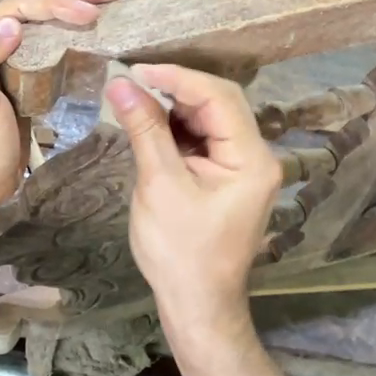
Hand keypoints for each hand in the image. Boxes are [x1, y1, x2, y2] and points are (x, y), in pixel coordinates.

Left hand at [0, 0, 124, 223]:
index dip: (54, 5)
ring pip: (44, 28)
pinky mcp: (24, 81)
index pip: (17, 9)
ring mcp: (7, 63)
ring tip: (111, 0)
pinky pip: (50, 50)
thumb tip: (12, 23)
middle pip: (33, 12)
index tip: (88, 14)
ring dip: (76, 13)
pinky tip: (95, 36)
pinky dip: (73, 39)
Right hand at [105, 65, 283, 334]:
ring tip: (134, 101)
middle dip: (175, 88)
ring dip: (172, 107)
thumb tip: (120, 83)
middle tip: (131, 82)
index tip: (135, 70)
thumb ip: (144, 129)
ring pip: (208, 117)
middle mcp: (255, 156)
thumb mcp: (159, 185)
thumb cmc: (180, 251)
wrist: (196, 305)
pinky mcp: (225, 175)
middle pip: (217, 102)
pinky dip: (175, 127)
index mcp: (251, 159)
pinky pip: (201, 137)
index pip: (218, 97)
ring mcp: (241, 166)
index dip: (176, 77)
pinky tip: (149, 125)